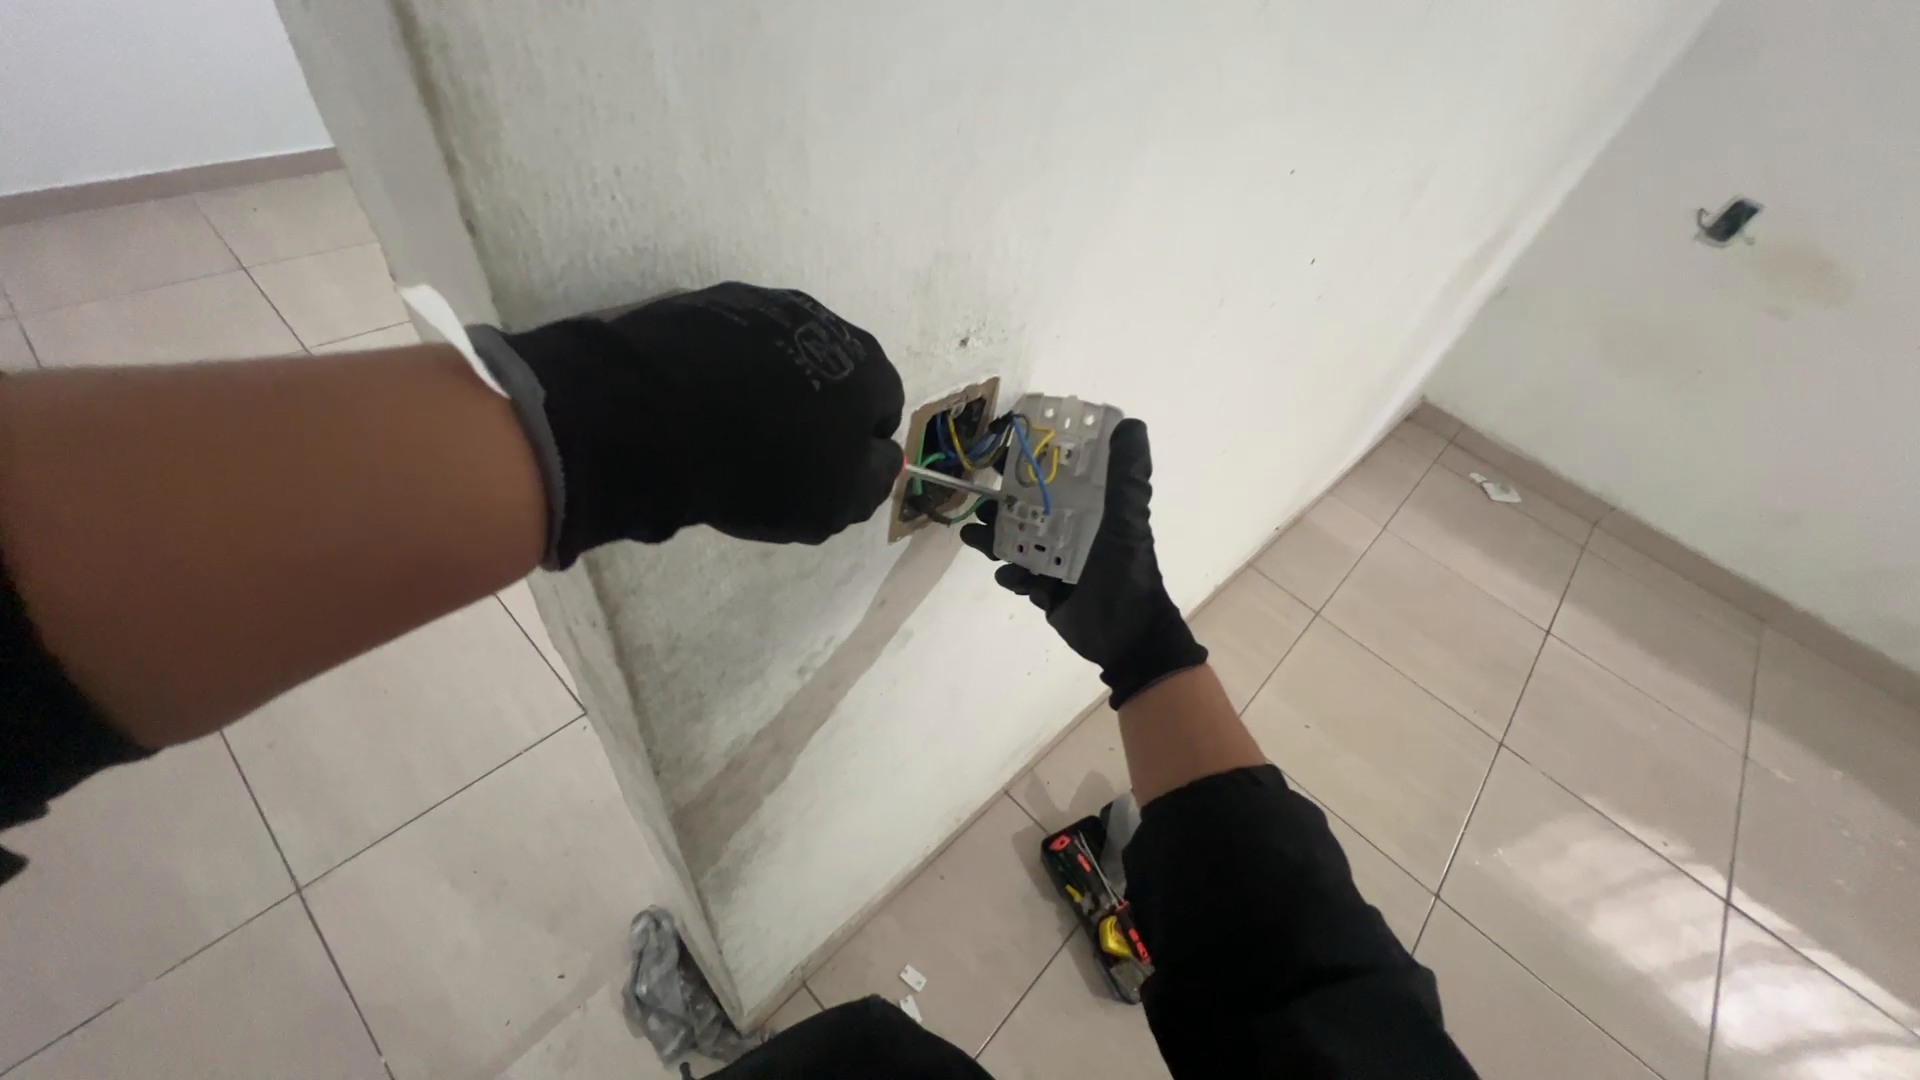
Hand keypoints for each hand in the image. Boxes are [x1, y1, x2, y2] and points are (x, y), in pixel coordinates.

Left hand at [474, 283, 904, 566]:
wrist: (651, 420)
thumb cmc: (765, 467)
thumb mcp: (841, 501)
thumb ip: (876, 477)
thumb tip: (880, 455)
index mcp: (867, 367)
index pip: (884, 405)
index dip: (860, 442)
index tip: (829, 469)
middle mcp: (821, 320)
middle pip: (833, 372)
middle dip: (818, 407)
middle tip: (784, 450)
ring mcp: (757, 304)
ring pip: (781, 354)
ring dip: (772, 386)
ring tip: (735, 428)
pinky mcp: (698, 304)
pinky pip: (727, 346)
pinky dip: (724, 372)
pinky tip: (699, 406)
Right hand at [961, 418, 1206, 706]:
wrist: (1128, 637)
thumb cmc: (1128, 573)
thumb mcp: (1128, 520)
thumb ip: (1127, 477)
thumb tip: (1130, 423)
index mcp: (1091, 510)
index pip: (1056, 478)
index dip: (1030, 465)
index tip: (1004, 453)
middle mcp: (1071, 531)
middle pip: (1027, 511)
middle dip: (1001, 507)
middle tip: (980, 502)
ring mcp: (1057, 562)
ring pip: (1016, 544)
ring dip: (993, 541)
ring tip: (973, 537)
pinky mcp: (1047, 591)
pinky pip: (1020, 578)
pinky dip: (1012, 577)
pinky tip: (1011, 577)